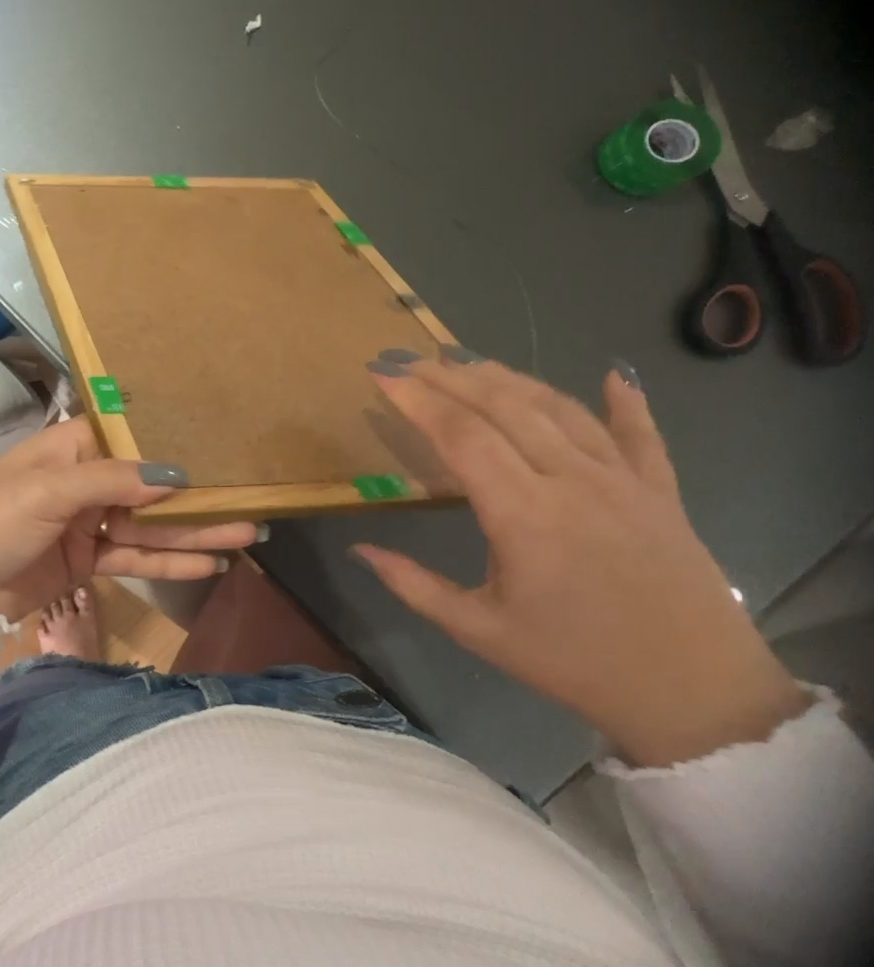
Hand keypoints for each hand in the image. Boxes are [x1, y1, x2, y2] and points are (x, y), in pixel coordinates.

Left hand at [0, 418, 261, 622]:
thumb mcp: (47, 491)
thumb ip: (111, 481)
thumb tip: (174, 476)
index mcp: (68, 449)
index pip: (128, 436)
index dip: (170, 440)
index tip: (221, 442)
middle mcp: (82, 480)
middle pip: (147, 485)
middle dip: (196, 494)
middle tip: (252, 499)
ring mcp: (86, 523)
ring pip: (148, 524)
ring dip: (194, 531)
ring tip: (247, 533)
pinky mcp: (86, 561)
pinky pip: (134, 557)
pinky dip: (169, 561)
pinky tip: (209, 564)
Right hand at [353, 352, 807, 767]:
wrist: (693, 692)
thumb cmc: (572, 662)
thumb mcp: (477, 629)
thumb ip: (413, 584)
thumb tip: (358, 548)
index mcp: (522, 514)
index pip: (461, 436)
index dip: (417, 400)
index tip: (383, 375)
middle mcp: (572, 482)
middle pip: (506, 409)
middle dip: (453, 378)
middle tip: (413, 361)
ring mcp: (624, 482)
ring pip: (561, 410)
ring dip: (512, 381)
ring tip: (471, 362)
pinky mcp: (662, 493)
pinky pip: (642, 435)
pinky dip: (626, 402)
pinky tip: (613, 375)